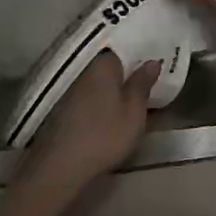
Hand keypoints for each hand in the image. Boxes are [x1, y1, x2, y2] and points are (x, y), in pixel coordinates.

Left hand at [20, 50, 160, 186]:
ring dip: (113, 90)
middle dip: (126, 74)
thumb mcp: (134, 112)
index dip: (139, 56)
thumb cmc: (105, 135)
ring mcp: (69, 90)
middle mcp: (82, 71)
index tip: (154, 66)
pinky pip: (88, 97)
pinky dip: (100, 102)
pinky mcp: (61, 109)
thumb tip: (152, 62)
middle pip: (109, 67)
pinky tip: (110, 115)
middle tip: (148, 85)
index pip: (122, 49)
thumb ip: (142, 84)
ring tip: (133, 101)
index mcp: (102, 66)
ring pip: (98, 83)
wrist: (62, 165)